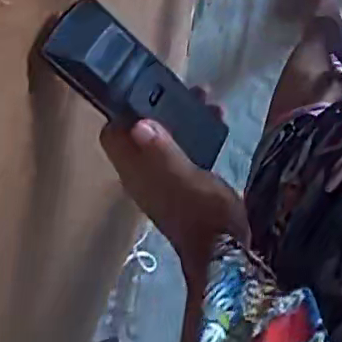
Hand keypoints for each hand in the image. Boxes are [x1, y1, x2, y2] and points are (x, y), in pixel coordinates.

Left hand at [99, 93, 246, 260]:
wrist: (227, 257)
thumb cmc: (207, 216)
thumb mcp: (188, 180)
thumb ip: (164, 152)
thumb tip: (138, 124)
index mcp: (137, 173)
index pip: (114, 133)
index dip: (124, 107)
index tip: (149, 84)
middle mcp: (143, 176)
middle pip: (140, 131)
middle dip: (161, 106)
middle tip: (190, 89)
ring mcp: (163, 181)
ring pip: (162, 139)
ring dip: (181, 117)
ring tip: (209, 101)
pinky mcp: (182, 185)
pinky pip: (180, 149)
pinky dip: (193, 132)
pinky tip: (215, 123)